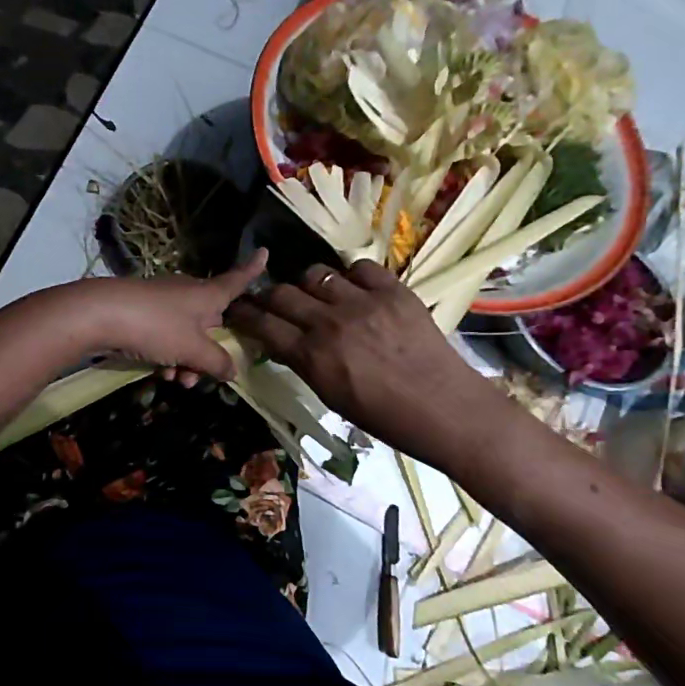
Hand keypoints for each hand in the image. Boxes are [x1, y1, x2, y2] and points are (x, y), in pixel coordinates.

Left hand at [66, 250, 268, 384]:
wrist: (100, 314)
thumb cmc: (156, 326)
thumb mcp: (193, 349)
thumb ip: (217, 362)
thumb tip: (232, 370)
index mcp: (208, 295)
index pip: (237, 280)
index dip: (253, 270)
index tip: (265, 252)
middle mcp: (189, 294)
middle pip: (212, 323)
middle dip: (209, 353)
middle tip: (196, 377)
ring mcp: (164, 303)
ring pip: (187, 335)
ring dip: (186, 360)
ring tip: (173, 380)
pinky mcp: (142, 313)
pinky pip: (165, 336)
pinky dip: (166, 355)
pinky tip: (156, 372)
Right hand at [225, 260, 510, 468]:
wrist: (448, 411)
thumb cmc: (385, 417)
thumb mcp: (330, 396)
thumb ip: (302, 363)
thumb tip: (281, 340)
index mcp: (312, 356)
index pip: (261, 323)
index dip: (243, 314)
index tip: (236, 311)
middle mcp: (331, 323)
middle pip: (281, 293)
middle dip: (268, 298)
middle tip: (272, 303)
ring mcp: (364, 303)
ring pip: (315, 274)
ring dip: (308, 284)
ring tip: (317, 295)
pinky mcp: (394, 291)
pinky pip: (359, 268)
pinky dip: (350, 276)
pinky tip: (354, 290)